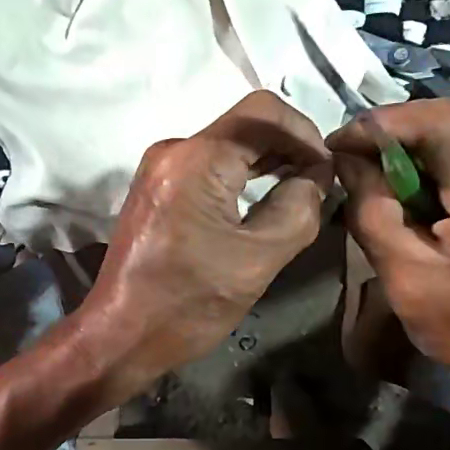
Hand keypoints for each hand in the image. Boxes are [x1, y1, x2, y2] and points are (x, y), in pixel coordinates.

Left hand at [79, 91, 332, 390]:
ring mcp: (160, 167)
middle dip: (289, 145)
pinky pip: (209, 163)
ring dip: (267, 159)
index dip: (306, 132)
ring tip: (302, 188)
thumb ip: (299, 207)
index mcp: (196, 160)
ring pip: (228, 143)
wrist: (121, 336)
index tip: (329, 168)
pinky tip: (266, 195)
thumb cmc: (189, 303)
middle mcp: (174, 150)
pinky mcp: (157, 186)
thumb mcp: (259, 258)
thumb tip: (316, 175)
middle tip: (322, 180)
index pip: (264, 113)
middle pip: (246, 124)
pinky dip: (242, 173)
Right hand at [331, 100, 449, 414]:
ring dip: (422, 147)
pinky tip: (432, 192)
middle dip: (397, 135)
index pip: (436, 122)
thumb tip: (346, 156)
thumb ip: (371, 207)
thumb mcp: (405, 277)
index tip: (339, 144)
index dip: (380, 123)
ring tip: (389, 181)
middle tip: (356, 164)